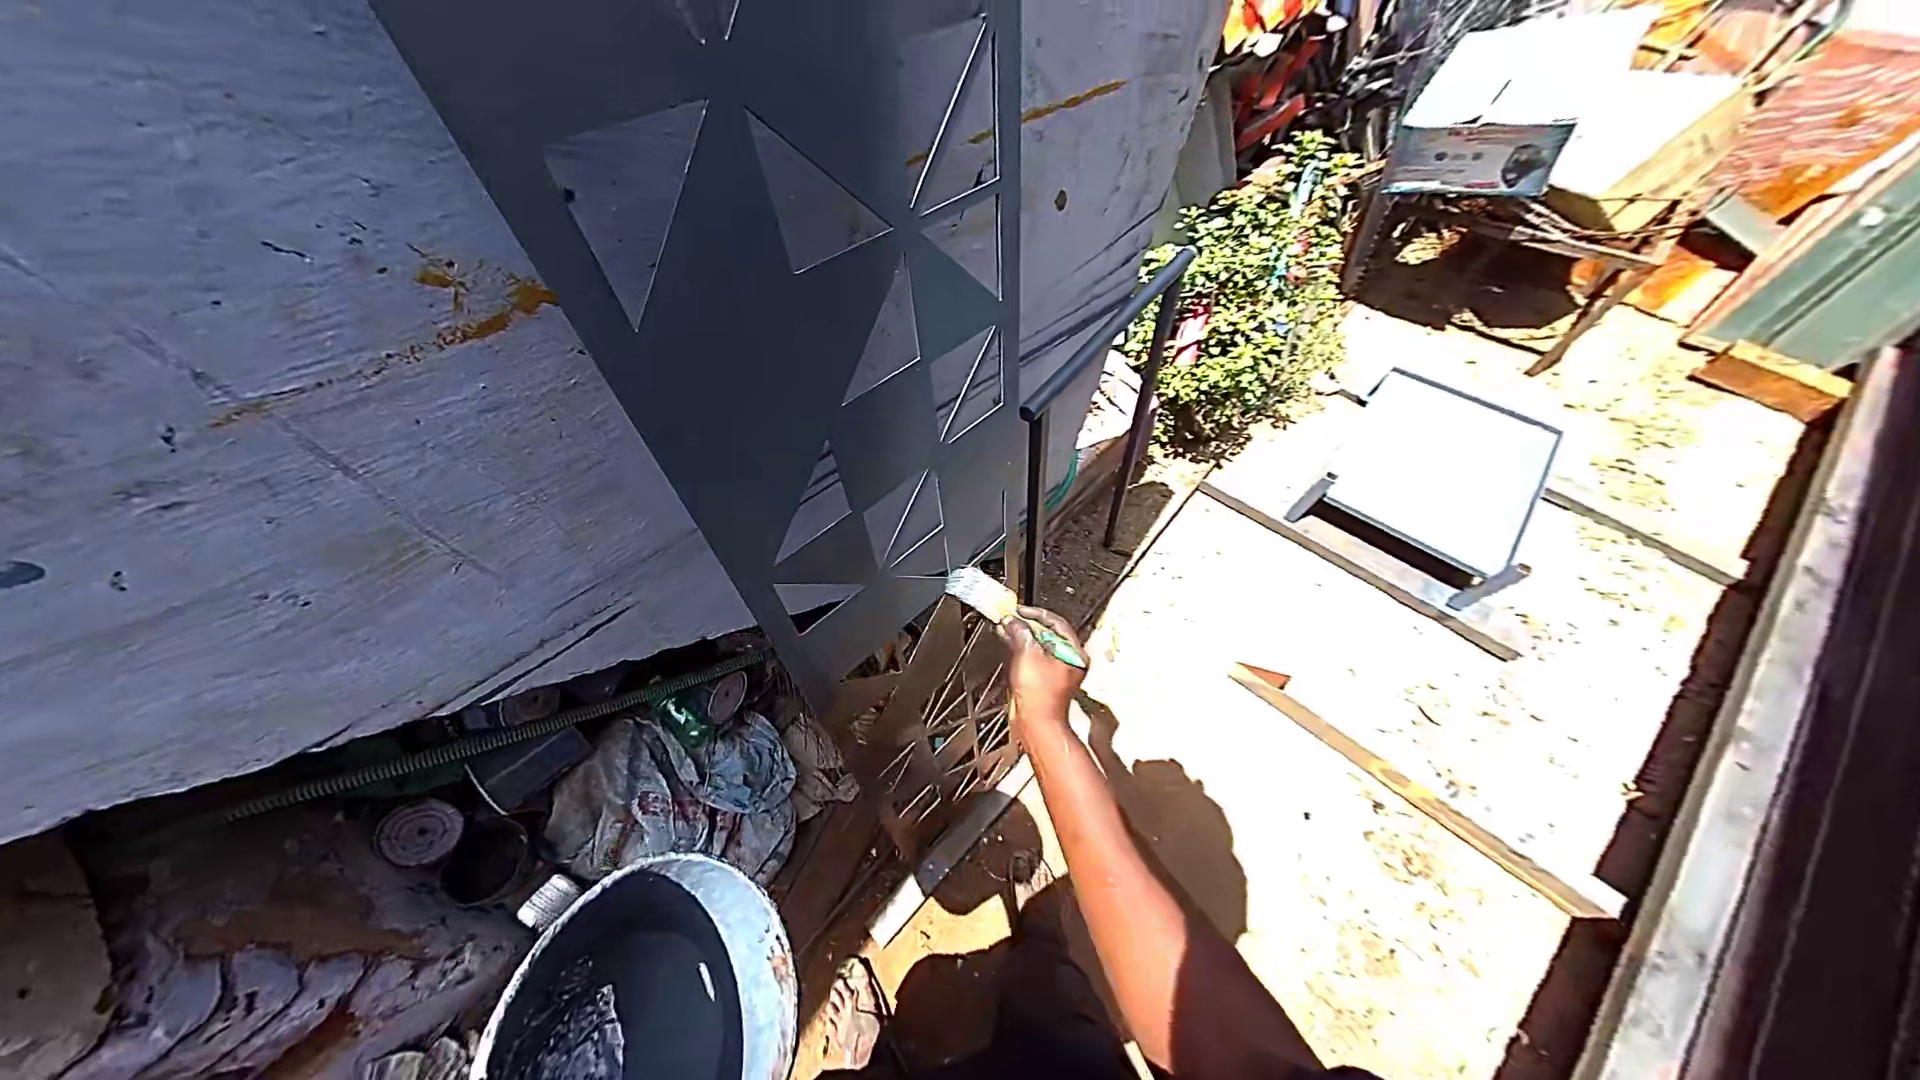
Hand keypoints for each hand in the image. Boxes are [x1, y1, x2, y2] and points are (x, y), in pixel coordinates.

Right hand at [995, 606, 1086, 737]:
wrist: (1034, 724)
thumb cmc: (1040, 696)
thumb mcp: (1028, 655)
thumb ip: (1020, 632)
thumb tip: (1012, 620)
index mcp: (1074, 654)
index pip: (1057, 623)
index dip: (1037, 614)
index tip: (1020, 610)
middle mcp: (1068, 661)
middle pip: (1048, 633)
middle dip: (1028, 624)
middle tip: (1012, 617)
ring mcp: (1056, 671)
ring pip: (1039, 644)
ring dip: (1023, 635)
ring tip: (1007, 627)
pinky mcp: (1043, 679)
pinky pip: (1033, 657)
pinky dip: (1021, 647)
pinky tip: (1009, 642)